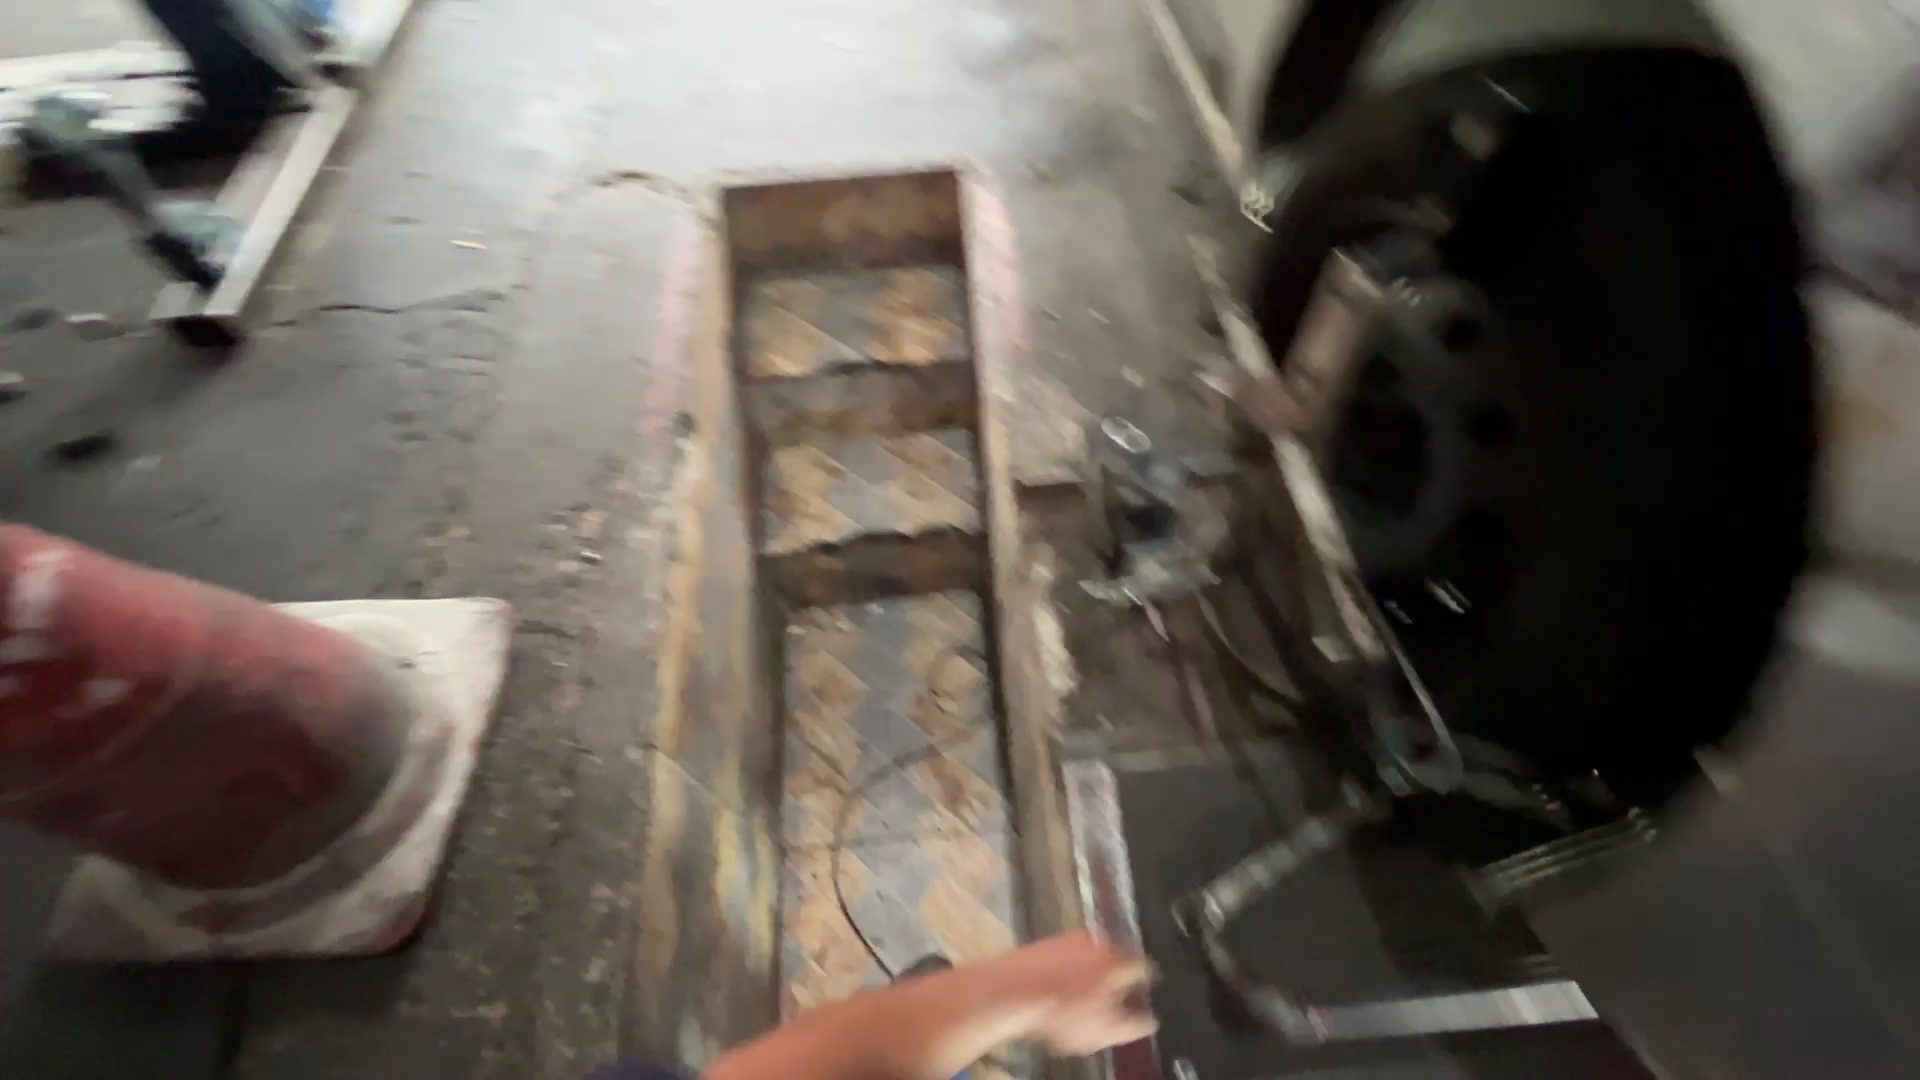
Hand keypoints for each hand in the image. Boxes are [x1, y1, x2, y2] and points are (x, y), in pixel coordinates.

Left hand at [1021, 932, 1158, 1055]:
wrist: (1015, 990)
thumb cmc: (1065, 1013)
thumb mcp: (1106, 1030)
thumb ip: (1133, 1025)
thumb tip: (1149, 1020)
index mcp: (1118, 961)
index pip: (1143, 966)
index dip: (1148, 980)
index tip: (1148, 988)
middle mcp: (1098, 941)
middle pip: (1118, 955)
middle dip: (1120, 972)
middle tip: (1120, 991)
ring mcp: (1072, 937)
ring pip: (1094, 951)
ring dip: (1096, 967)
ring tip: (1092, 989)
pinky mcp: (1050, 940)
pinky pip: (1071, 952)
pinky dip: (1075, 965)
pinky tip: (1067, 982)